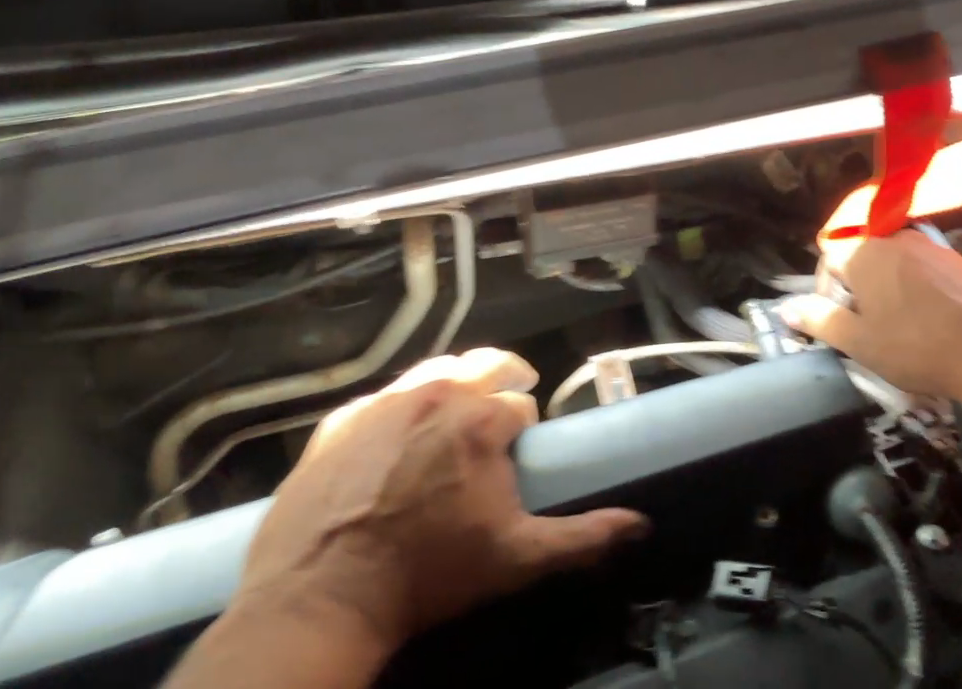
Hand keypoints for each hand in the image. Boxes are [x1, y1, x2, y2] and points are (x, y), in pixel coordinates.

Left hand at [235, 348, 649, 650]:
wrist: (320, 598)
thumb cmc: (429, 573)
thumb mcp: (516, 559)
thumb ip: (584, 537)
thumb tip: (641, 524)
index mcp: (479, 419)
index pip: (522, 404)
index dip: (526, 428)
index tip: (518, 455)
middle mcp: (433, 394)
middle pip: (482, 364)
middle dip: (501, 380)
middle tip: (501, 413)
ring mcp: (381, 403)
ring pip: (433, 373)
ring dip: (454, 387)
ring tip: (455, 419)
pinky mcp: (338, 421)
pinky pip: (383, 398)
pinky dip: (402, 408)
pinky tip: (398, 441)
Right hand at [783, 231, 961, 399]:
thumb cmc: (918, 346)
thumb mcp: (860, 343)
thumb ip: (820, 321)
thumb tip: (787, 308)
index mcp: (865, 252)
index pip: (828, 253)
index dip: (825, 287)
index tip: (836, 319)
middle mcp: (897, 238)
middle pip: (863, 255)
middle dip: (859, 287)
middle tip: (867, 326)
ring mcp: (934, 246)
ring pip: (897, 263)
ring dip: (890, 288)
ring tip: (900, 327)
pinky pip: (928, 270)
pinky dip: (922, 290)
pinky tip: (934, 321)